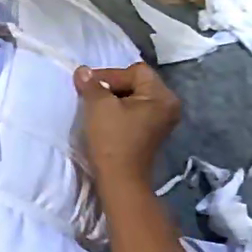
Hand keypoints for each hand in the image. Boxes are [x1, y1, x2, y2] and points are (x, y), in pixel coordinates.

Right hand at [75, 62, 180, 185]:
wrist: (119, 179)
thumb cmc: (112, 140)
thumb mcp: (98, 106)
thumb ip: (91, 84)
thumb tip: (82, 71)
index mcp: (162, 95)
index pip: (134, 71)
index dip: (109, 75)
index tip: (88, 85)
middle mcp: (168, 105)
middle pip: (137, 82)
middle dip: (112, 86)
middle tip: (91, 94)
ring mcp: (163, 120)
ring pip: (135, 97)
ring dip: (115, 99)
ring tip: (96, 106)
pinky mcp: (153, 131)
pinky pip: (136, 111)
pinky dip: (121, 110)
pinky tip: (106, 117)